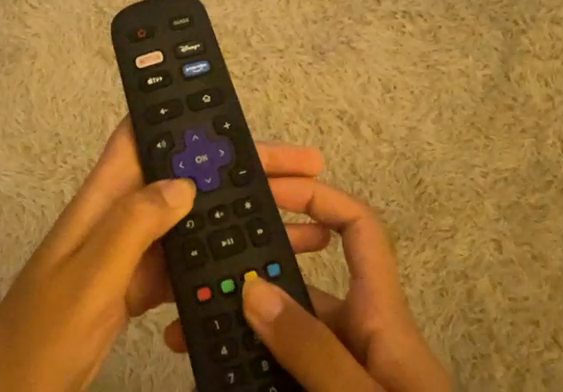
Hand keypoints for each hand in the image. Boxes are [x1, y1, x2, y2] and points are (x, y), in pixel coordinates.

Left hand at [0, 119, 329, 391]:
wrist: (15, 385)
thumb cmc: (42, 325)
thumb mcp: (89, 273)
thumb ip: (133, 225)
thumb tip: (186, 182)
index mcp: (106, 196)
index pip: (146, 133)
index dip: (186, 113)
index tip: (239, 111)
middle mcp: (123, 212)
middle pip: (189, 175)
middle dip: (242, 169)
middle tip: (304, 170)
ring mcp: (133, 249)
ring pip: (197, 219)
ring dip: (243, 215)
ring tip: (304, 222)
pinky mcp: (141, 284)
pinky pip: (190, 262)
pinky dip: (224, 260)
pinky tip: (258, 265)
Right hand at [163, 178, 451, 391]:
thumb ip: (312, 350)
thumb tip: (254, 288)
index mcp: (382, 319)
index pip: (359, 231)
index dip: (320, 197)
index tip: (268, 189)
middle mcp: (361, 340)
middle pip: (302, 283)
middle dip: (250, 272)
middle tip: (197, 274)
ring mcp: (341, 377)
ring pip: (283, 335)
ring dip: (236, 328)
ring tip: (180, 331)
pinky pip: (279, 375)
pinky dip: (245, 368)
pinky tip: (206, 371)